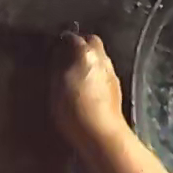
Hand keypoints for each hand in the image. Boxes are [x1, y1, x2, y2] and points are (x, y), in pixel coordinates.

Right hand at [53, 32, 127, 148]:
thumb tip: (58, 53)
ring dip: (89, 59)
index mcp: (85, 53)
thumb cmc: (73, 109)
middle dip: (81, 44)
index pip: (73, 37)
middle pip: (92, 41)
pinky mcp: (117, 87)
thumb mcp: (56, 86)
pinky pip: (104, 71)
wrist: (101, 135)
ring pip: (100, 56)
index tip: (55, 46)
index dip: (63, 39)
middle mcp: (101, 57)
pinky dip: (96, 72)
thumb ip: (57, 66)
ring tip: (77, 71)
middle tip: (68, 54)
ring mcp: (111, 72)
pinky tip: (88, 86)